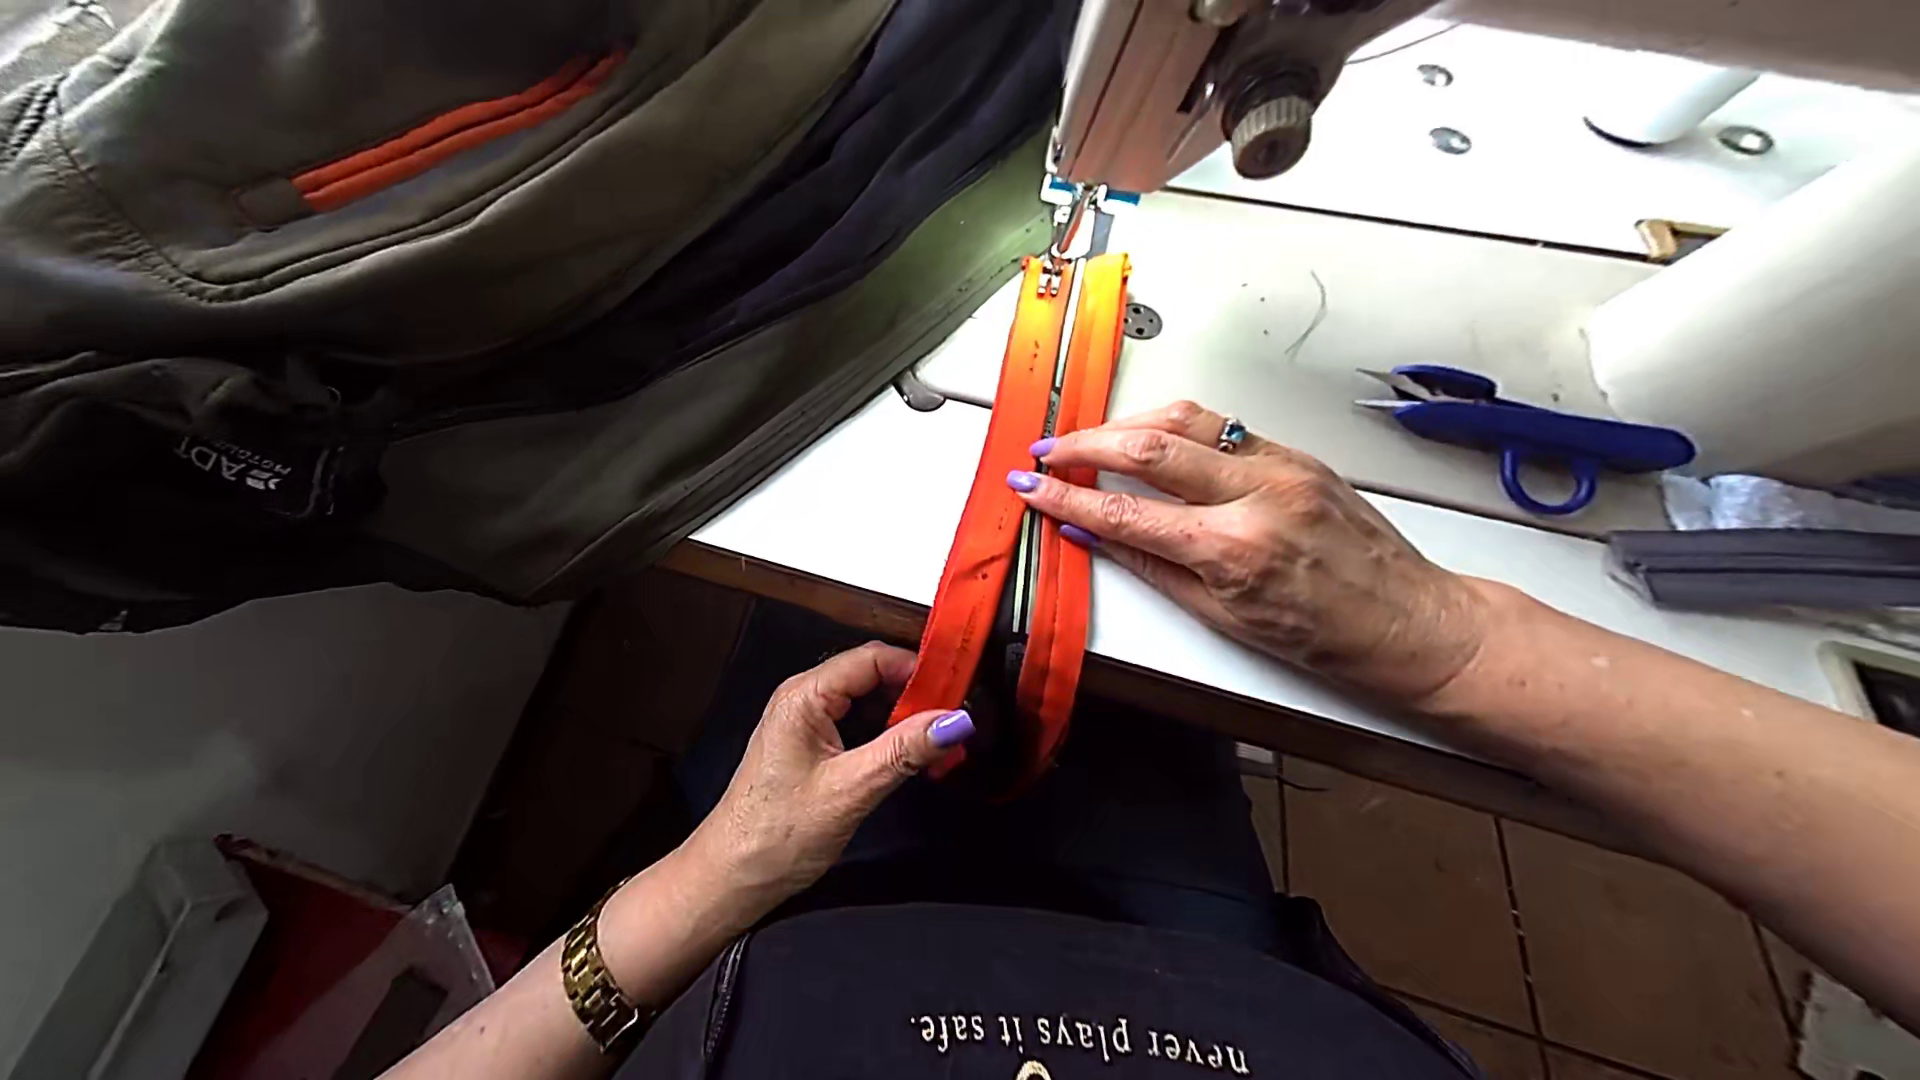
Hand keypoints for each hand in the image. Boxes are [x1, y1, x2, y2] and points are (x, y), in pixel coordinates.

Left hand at [679, 642, 972, 912]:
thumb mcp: (850, 790)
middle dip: (914, 692)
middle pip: (872, 674)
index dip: (916, 668)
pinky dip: (888, 732)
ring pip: (868, 699)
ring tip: (937, 736)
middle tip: (951, 716)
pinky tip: (910, 751)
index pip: (872, 658)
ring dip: (903, 714)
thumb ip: (905, 751)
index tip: (953, 688)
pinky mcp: (811, 742)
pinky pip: (859, 721)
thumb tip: (955, 721)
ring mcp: (806, 720)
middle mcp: (803, 698)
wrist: (729, 881)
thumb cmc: (774, 836)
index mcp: (804, 696)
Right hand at [1010, 401, 1490, 703]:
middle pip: (1148, 445)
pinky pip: (1220, 424)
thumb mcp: (1219, 616)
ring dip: (1125, 423)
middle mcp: (1258, 494)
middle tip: (1047, 453)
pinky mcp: (1296, 452)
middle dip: (1084, 444)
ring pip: (1184, 418)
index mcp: (1233, 549)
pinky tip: (1148, 436)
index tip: (1032, 489)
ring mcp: (1282, 464)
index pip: (1125, 512)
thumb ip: (1150, 565)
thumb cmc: (1324, 635)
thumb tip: (1094, 534)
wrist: (1409, 621)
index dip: (1067, 498)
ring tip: (1089, 439)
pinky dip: (1172, 424)